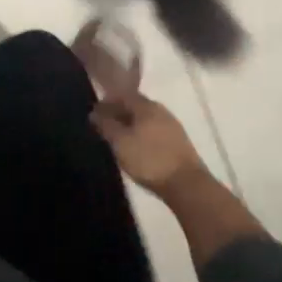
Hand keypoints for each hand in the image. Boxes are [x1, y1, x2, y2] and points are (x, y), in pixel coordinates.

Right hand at [91, 91, 207, 195]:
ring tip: (120, 139)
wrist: (188, 186)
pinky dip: (143, 135)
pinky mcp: (179, 144)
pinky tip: (138, 148)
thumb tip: (93, 113)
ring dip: (132, 125)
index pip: (122, 95)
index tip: (94, 113)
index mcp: (146, 105)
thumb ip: (106, 126)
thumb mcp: (121, 143)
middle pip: (135, 106)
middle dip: (119, 113)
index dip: (107, 102)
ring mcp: (173, 127)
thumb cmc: (149, 160)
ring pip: (146, 120)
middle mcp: (160, 110)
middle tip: (105, 126)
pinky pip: (155, 132)